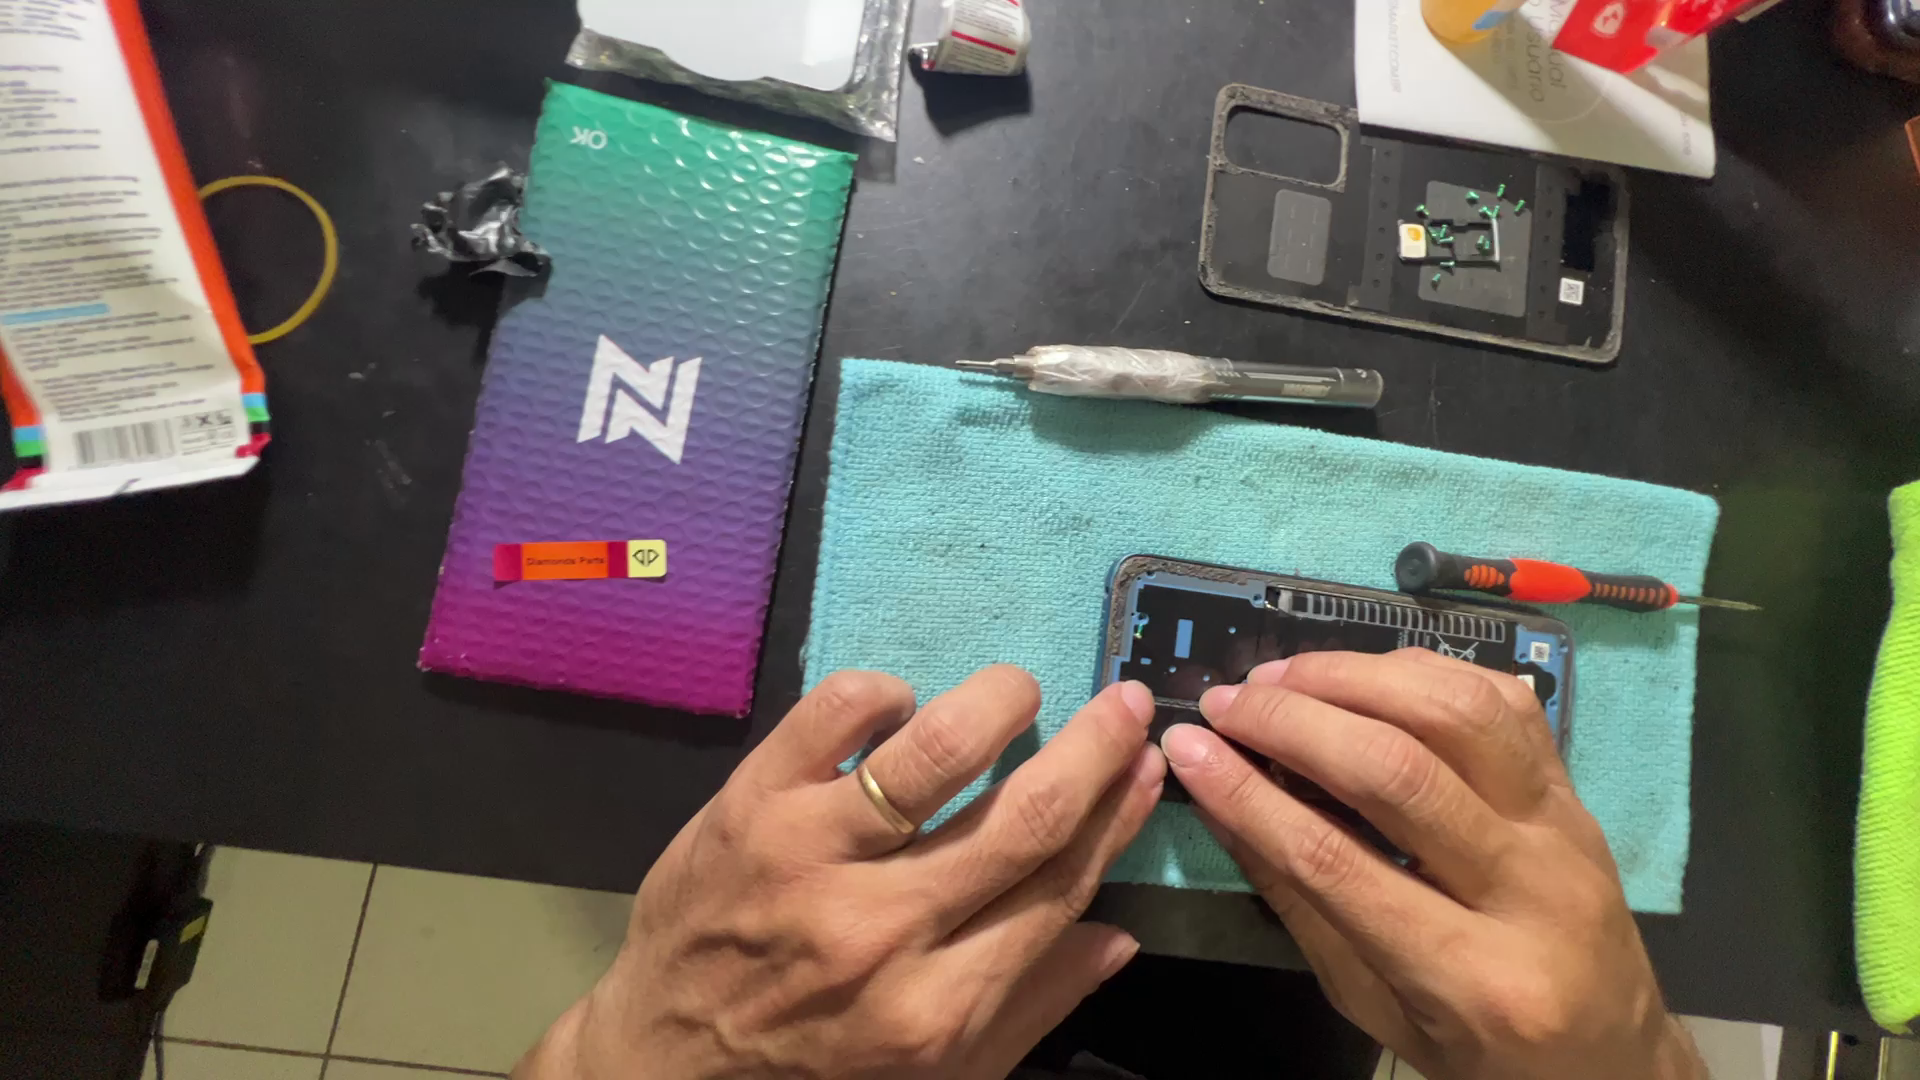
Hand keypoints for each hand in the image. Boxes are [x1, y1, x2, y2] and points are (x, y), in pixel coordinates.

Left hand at [516, 666, 1164, 1079]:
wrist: (661, 1061)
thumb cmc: (813, 1065)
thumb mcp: (935, 1076)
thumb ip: (1031, 1003)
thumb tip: (1120, 934)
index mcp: (939, 1006)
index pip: (1057, 885)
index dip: (1115, 813)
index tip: (1145, 760)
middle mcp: (883, 927)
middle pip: (1020, 818)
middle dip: (1092, 748)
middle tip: (1126, 699)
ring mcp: (810, 854)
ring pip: (933, 754)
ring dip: (997, 704)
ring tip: (1021, 688)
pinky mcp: (753, 800)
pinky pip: (834, 712)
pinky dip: (883, 692)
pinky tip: (900, 703)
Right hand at [1160, 650, 1706, 1079]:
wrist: (1616, 1063)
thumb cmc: (1474, 1051)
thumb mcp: (1365, 997)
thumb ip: (1290, 891)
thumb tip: (1213, 792)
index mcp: (1476, 981)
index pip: (1333, 860)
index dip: (1246, 793)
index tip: (1185, 743)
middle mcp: (1536, 892)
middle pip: (1397, 771)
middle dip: (1290, 722)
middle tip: (1223, 704)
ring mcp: (1567, 826)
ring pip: (1456, 713)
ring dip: (1350, 678)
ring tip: (1279, 678)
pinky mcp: (1573, 787)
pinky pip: (1496, 698)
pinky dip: (1411, 670)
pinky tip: (1354, 676)